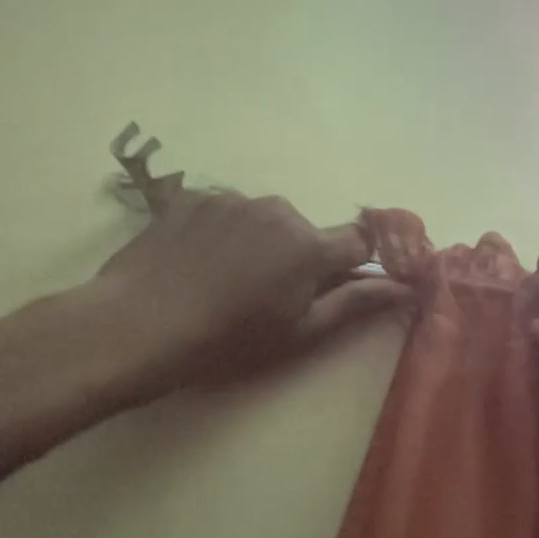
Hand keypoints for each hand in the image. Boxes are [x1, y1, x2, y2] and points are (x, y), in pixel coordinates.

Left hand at [93, 192, 412, 391]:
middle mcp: (279, 210)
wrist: (136, 326)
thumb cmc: (229, 339)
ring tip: (230, 279)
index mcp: (311, 246)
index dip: (363, 260)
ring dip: (263, 243)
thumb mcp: (301, 331)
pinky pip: (227, 212)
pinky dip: (226, 233)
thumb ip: (356, 302)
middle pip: (310, 232)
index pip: (362, 240)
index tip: (352, 280)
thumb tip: (403, 288)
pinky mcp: (192, 198)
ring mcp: (232, 199)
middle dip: (303, 257)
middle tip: (274, 295)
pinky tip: (201, 263)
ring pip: (267, 221)